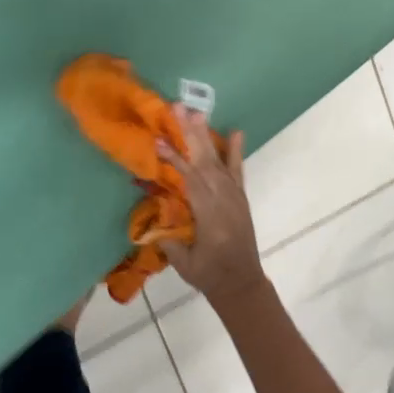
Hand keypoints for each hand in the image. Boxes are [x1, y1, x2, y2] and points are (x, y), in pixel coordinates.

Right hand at [156, 105, 266, 305]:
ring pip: (218, 161)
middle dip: (191, 134)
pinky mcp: (240, 197)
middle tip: (180, 108)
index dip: (175, 159)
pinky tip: (235, 132)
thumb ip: (169, 237)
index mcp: (209, 215)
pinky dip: (235, 151)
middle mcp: (224, 200)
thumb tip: (151, 215)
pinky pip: (237, 170)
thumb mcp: (183, 261)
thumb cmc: (208, 275)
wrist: (242, 284)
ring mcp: (234, 196)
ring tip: (196, 112)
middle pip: (205, 161)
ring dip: (206, 135)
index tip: (158, 141)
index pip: (190, 180)